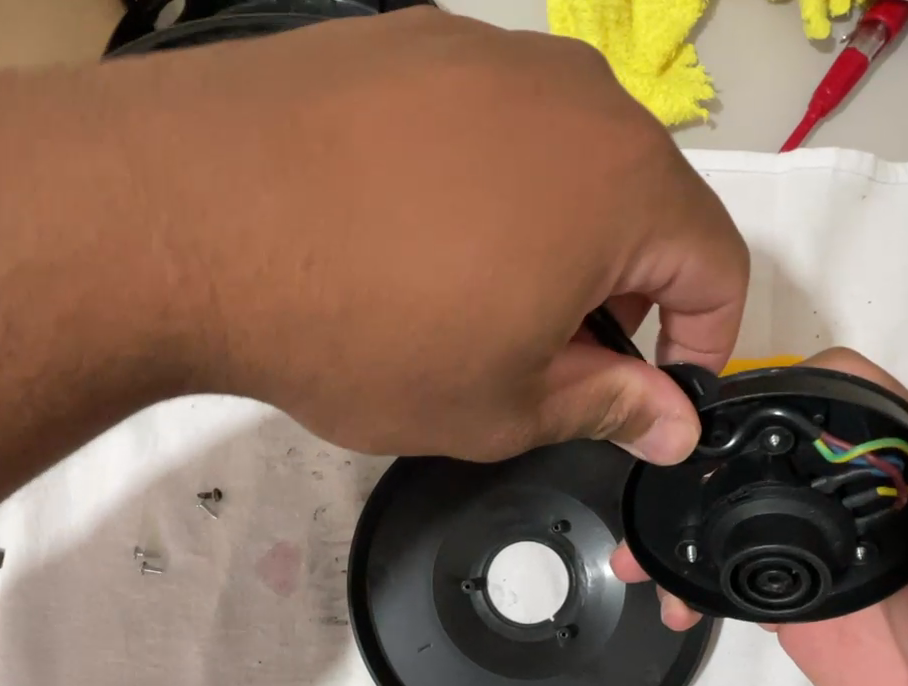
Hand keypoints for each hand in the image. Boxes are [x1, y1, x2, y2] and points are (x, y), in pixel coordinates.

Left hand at [61, 9, 746, 462]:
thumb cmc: (366, 331)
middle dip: (619, 298)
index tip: (656, 394)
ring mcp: (488, 57)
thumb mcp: (499, 406)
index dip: (701, 344)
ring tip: (471, 304)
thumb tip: (674, 420)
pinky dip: (483, 193)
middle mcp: (575, 97)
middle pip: (642, 209)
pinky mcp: (412, 43)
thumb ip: (605, 407)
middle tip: (550, 362)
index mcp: (624, 185)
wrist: (187, 219)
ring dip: (550, 244)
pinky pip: (485, 130)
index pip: (720, 266)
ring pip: (563, 165)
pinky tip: (410, 238)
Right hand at [612, 350, 907, 685]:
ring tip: (638, 555)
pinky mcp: (782, 595)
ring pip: (728, 505)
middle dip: (703, 453)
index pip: (845, 393)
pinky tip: (667, 605)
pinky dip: (686, 584)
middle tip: (660, 484)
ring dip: (676, 518)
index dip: (793, 389)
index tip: (741, 419)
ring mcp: (806, 541)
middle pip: (763, 442)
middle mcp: (848, 487)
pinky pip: (724, 574)